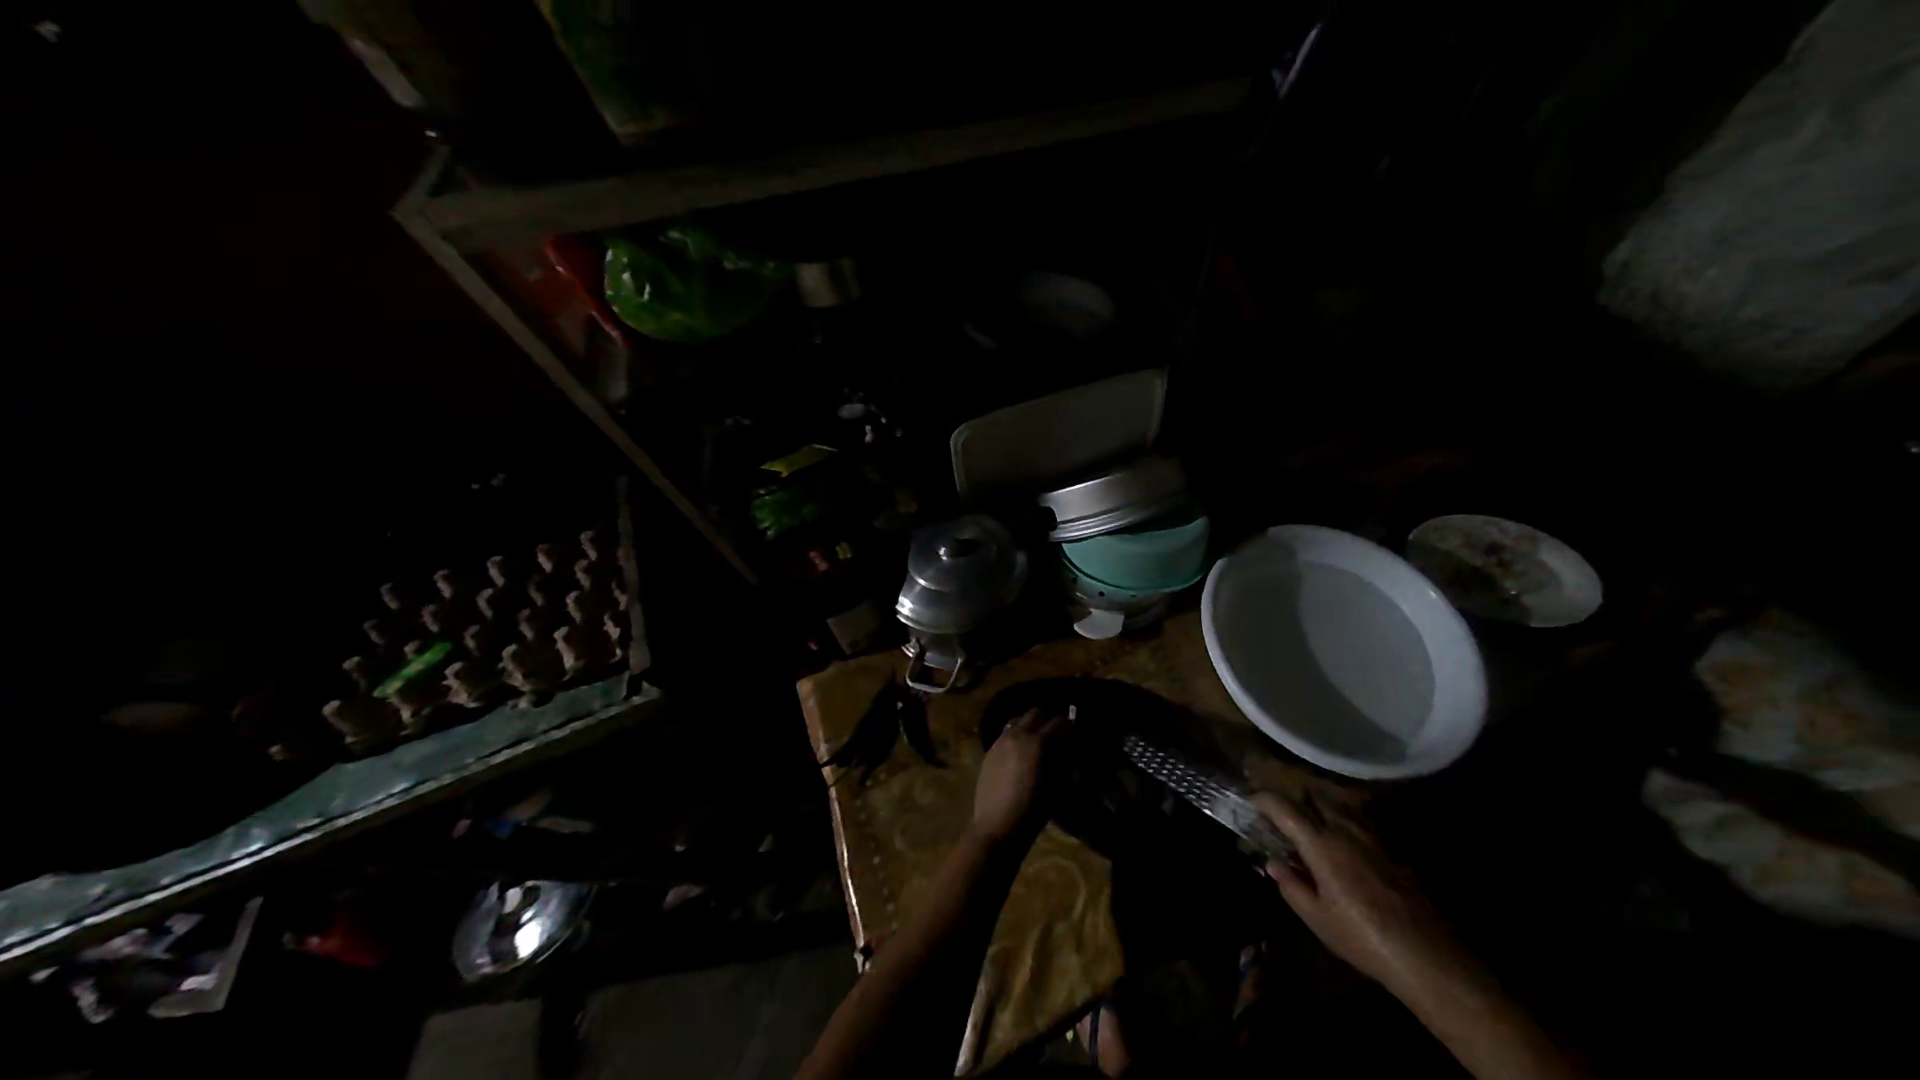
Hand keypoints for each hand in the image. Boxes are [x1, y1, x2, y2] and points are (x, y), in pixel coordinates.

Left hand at [970, 710, 1067, 845]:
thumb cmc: (1033, 809)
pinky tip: (1020, 751)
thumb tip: (1067, 748)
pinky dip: (1016, 735)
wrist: (998, 824)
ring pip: (1017, 721)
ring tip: (1037, 739)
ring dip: (1029, 725)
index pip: (1058, 722)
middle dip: (1048, 719)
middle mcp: (1017, 735)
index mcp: (1037, 742)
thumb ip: (1061, 760)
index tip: (1075, 732)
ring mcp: (1000, 741)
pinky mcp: (990, 751)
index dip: (1069, 726)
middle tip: (1057, 732)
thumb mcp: (1055, 784)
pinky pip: (1005, 734)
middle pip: (1035, 714)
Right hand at [1255, 793, 1467, 992]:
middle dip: (1295, 802)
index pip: (1286, 808)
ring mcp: (1373, 840)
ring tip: (1311, 831)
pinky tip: (1344, 851)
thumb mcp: (1316, 917)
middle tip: (1281, 818)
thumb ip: (1290, 885)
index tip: (1252, 801)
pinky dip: (1344, 828)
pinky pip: (1360, 828)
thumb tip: (1274, 863)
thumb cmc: (1361, 937)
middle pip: (1316, 800)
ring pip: (1341, 810)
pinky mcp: (1393, 854)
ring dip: (1320, 812)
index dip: (1265, 800)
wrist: (1426, 956)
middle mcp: (1346, 832)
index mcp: (1322, 845)